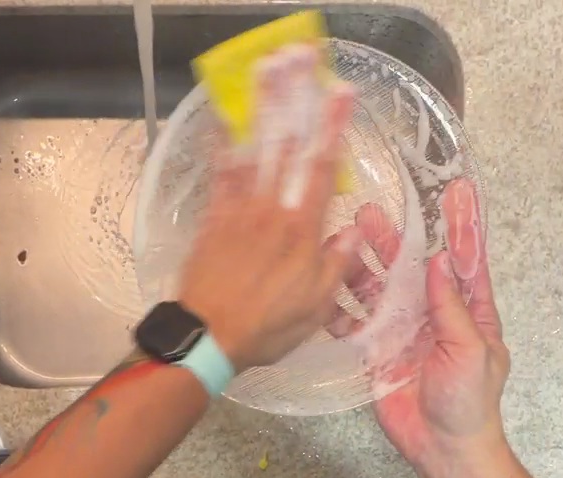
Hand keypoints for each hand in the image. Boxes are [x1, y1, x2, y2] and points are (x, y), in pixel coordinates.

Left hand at [175, 47, 362, 370]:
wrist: (208, 337)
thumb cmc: (266, 327)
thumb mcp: (315, 308)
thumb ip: (336, 267)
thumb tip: (354, 232)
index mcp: (301, 232)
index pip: (322, 170)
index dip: (333, 128)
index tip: (342, 91)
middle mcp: (271, 211)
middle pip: (286, 147)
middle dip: (295, 98)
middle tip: (300, 55)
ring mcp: (237, 212)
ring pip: (254, 150)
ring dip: (262, 106)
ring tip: (268, 67)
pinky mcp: (211, 221)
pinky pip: (218, 175)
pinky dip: (222, 145)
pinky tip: (224, 117)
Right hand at [349, 178, 510, 477]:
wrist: (443, 447)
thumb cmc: (470, 402)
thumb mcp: (472, 350)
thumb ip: (453, 307)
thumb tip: (439, 262)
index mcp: (466, 310)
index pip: (463, 260)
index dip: (460, 226)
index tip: (456, 191)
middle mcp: (431, 315)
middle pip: (410, 269)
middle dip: (392, 241)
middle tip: (369, 214)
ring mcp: (401, 333)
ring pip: (378, 292)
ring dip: (361, 267)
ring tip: (341, 240)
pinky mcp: (376, 354)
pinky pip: (355, 325)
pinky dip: (340, 308)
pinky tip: (324, 288)